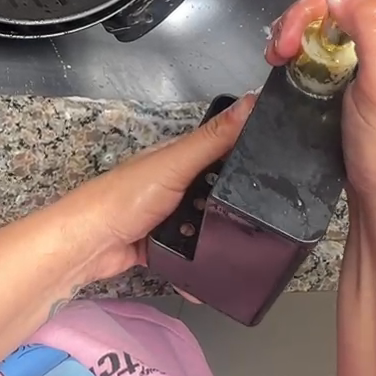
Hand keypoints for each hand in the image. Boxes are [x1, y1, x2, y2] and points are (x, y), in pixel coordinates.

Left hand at [48, 94, 254, 283]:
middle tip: (273, 216)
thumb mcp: (175, 164)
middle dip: (238, 202)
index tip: (285, 162)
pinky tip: (218, 274)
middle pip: (217, 189)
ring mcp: (168, 215)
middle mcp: (174, 182)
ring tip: (249, 248)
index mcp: (178, 156)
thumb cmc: (124, 197)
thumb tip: (250, 102)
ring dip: (220, 235)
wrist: (89, 245)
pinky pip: (191, 254)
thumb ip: (214, 139)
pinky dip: (201, 263)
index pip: (222, 146)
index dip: (249, 149)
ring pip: (206, 223)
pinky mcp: (162, 244)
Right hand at [267, 0, 375, 215]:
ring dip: (296, 43)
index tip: (287, 46)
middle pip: (334, 10)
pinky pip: (322, 57)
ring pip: (324, 32)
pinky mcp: (357, 87)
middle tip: (278, 57)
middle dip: (299, 27)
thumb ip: (374, 28)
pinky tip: (290, 75)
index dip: (311, 12)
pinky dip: (300, 61)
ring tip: (281, 65)